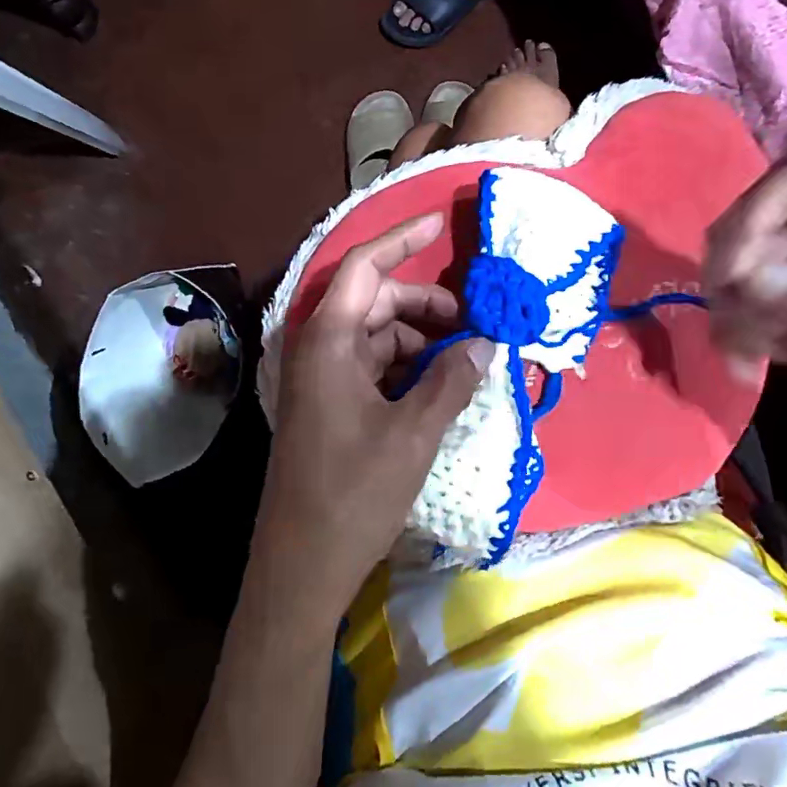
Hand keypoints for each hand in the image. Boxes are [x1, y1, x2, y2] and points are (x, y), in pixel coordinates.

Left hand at [261, 213, 493, 612]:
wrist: (301, 563)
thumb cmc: (353, 493)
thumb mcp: (413, 434)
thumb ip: (451, 382)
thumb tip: (485, 346)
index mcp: (327, 342)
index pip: (364, 268)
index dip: (401, 239)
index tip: (440, 223)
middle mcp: (316, 350)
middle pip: (373, 302)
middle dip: (424, 305)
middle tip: (472, 324)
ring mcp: (319, 380)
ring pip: (374, 337)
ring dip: (417, 340)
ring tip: (462, 361)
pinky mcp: (327, 407)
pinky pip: (370, 368)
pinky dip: (404, 368)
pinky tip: (437, 386)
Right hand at [703, 153, 786, 483]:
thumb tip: (753, 277)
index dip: (759, 209)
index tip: (738, 272)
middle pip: (755, 217)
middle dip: (732, 266)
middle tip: (735, 316)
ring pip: (737, 265)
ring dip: (729, 308)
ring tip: (754, 354)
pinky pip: (738, 308)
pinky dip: (731, 333)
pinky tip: (754, 364)